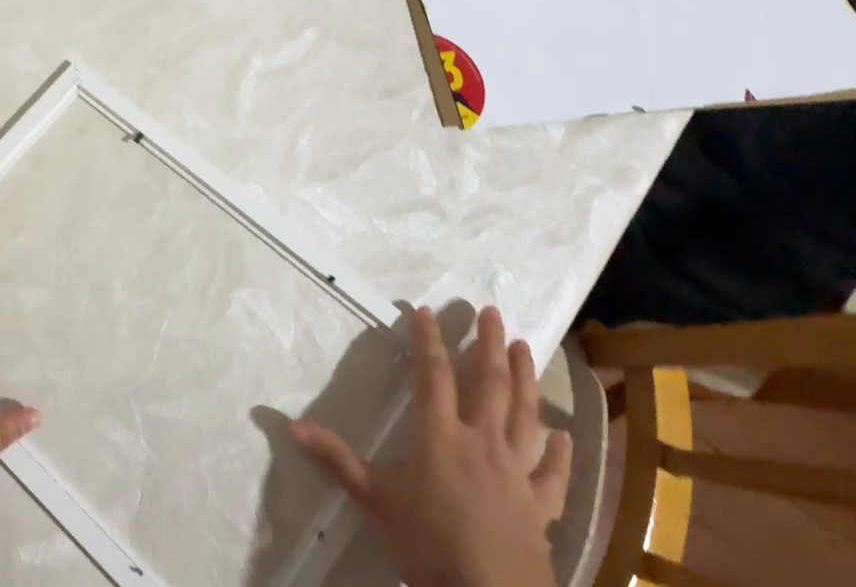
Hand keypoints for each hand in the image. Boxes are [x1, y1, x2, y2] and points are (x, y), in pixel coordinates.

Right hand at [290, 306, 571, 586]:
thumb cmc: (426, 544)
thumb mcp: (374, 500)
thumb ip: (337, 459)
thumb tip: (290, 424)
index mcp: (439, 436)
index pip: (432, 375)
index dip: (428, 340)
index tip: (427, 310)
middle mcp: (482, 442)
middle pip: (489, 384)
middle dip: (488, 344)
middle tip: (491, 311)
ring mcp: (516, 473)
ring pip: (525, 415)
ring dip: (525, 378)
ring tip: (524, 347)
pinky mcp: (541, 506)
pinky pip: (553, 474)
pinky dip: (559, 453)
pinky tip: (565, 436)